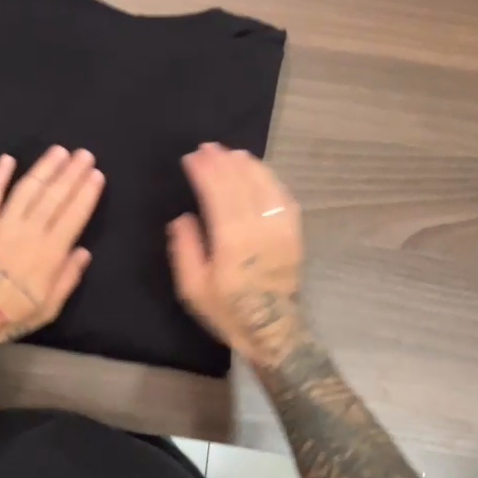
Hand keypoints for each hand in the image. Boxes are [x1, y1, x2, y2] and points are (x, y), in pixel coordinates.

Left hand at [0, 146, 102, 350]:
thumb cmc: (11, 315)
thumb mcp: (49, 307)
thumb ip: (68, 277)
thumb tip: (84, 251)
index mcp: (50, 253)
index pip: (74, 215)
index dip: (86, 193)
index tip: (96, 174)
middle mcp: (29, 231)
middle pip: (54, 196)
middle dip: (71, 173)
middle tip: (84, 154)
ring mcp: (2, 224)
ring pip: (27, 189)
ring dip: (44, 168)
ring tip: (58, 151)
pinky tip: (7, 159)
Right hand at [167, 142, 305, 364]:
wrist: (273, 331)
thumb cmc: (228, 311)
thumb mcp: (193, 288)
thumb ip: (185, 249)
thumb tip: (183, 217)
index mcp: (231, 241)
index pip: (217, 193)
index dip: (204, 171)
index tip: (192, 157)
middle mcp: (259, 229)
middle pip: (240, 184)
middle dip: (222, 162)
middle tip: (207, 147)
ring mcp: (280, 229)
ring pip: (265, 186)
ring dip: (247, 165)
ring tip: (231, 153)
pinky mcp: (294, 234)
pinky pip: (283, 198)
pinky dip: (270, 180)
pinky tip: (259, 172)